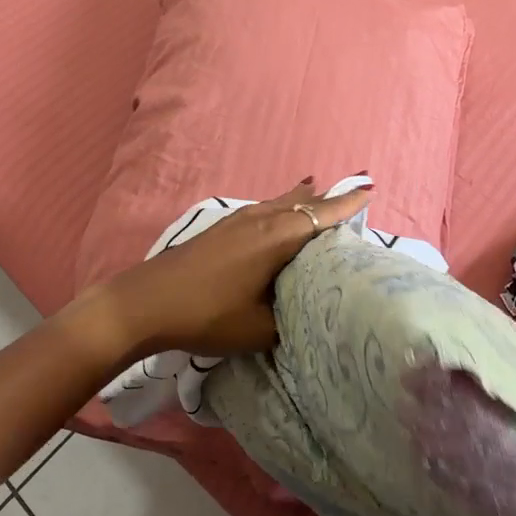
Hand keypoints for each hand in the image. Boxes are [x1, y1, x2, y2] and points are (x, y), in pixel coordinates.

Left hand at [88, 177, 371, 359]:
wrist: (145, 303)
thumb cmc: (207, 314)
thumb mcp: (258, 328)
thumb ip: (290, 319)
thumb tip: (307, 314)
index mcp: (277, 237)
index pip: (322, 214)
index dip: (347, 203)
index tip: (369, 187)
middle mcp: (261, 219)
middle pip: (302, 202)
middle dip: (328, 199)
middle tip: (351, 196)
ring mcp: (238, 221)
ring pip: (280, 202)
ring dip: (302, 200)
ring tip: (318, 192)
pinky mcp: (221, 229)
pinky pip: (264, 209)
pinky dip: (281, 206)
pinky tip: (277, 214)